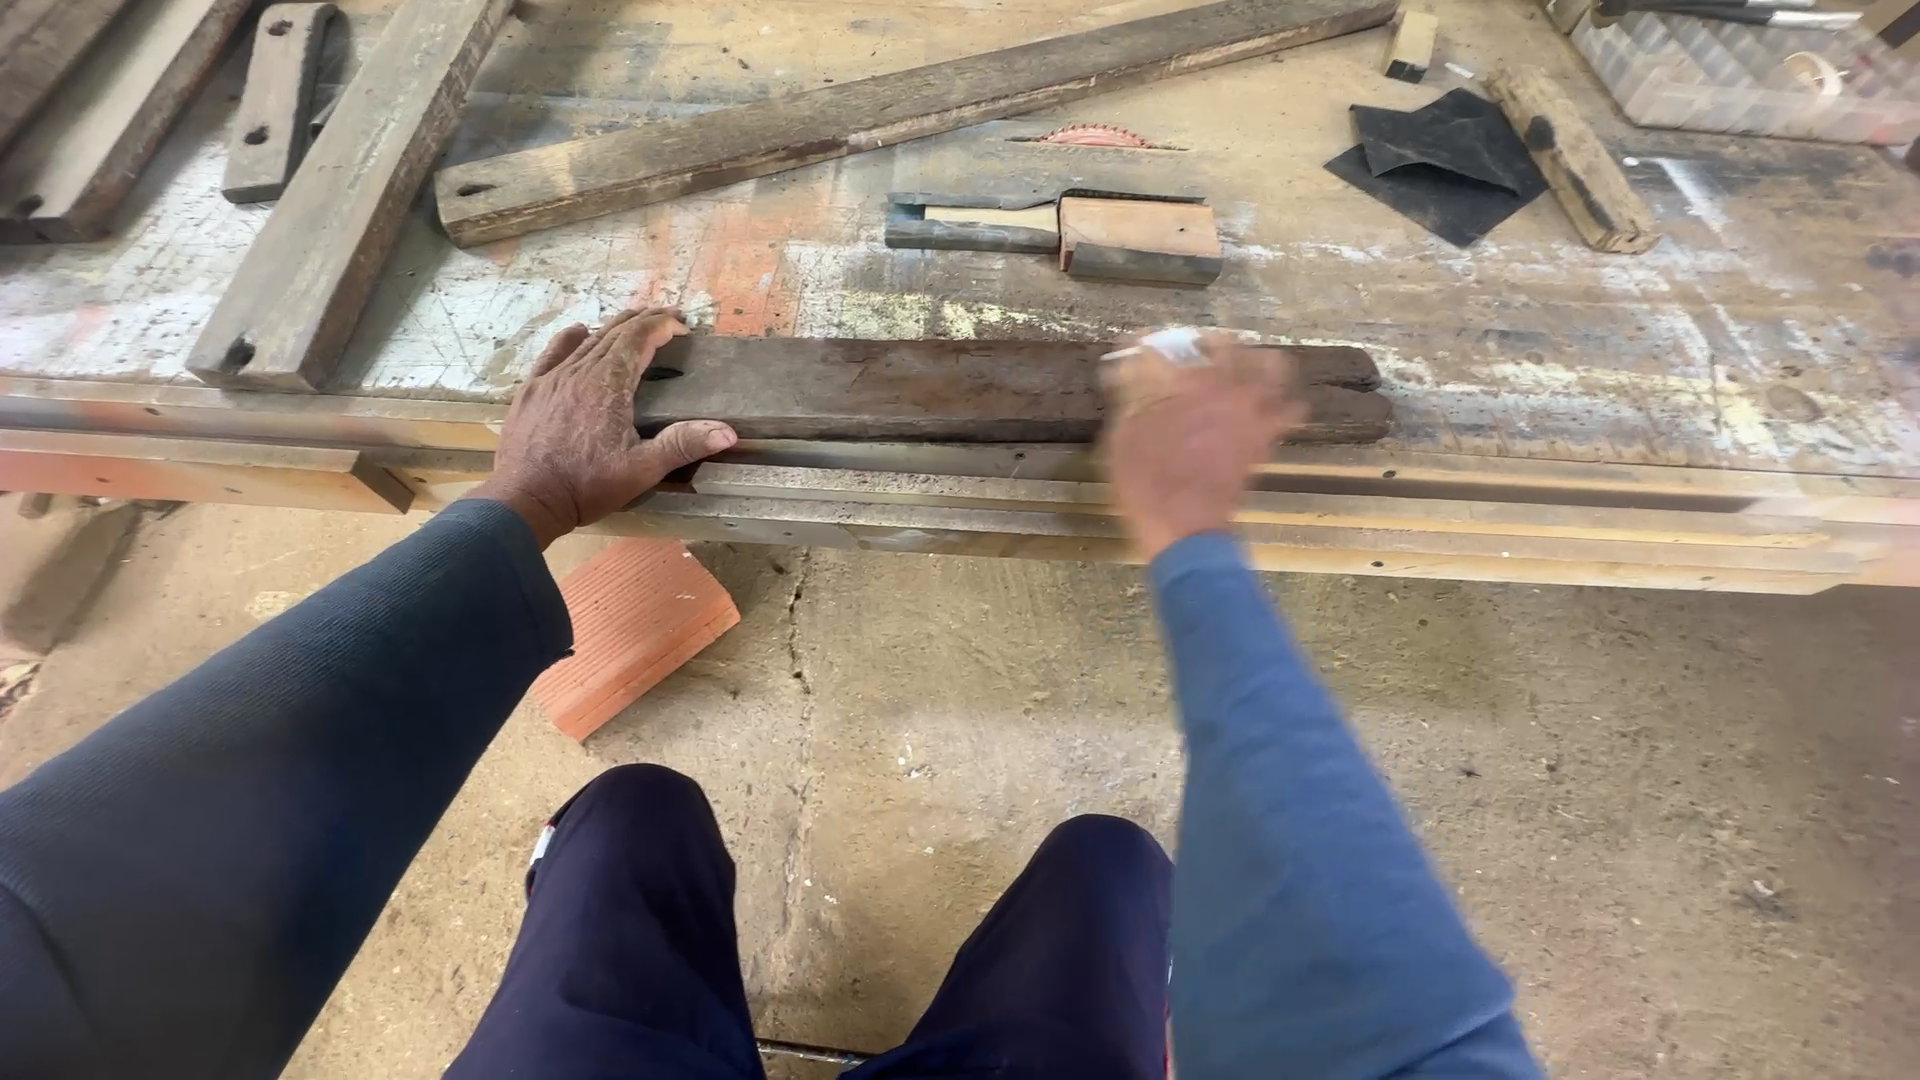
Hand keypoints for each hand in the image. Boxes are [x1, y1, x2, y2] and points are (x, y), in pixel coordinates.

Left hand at [465, 308, 736, 547]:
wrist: (526, 499)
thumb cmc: (587, 485)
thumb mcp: (643, 469)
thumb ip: (683, 444)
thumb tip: (728, 432)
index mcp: (609, 386)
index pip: (639, 340)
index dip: (662, 327)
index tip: (683, 326)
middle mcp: (579, 373)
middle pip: (615, 334)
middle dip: (643, 321)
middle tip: (666, 318)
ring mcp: (551, 379)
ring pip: (587, 341)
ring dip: (614, 327)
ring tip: (633, 322)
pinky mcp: (531, 391)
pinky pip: (553, 353)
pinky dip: (571, 339)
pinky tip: (579, 331)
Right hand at [1101, 331, 1309, 561]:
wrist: (1185, 526)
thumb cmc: (1145, 484)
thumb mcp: (1121, 439)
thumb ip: (1127, 398)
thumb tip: (1120, 371)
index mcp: (1181, 384)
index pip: (1157, 351)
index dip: (1140, 346)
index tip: (1131, 344)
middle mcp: (1222, 388)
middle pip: (1225, 344)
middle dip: (1206, 340)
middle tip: (1194, 346)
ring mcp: (1250, 411)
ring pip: (1271, 366)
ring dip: (1256, 359)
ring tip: (1243, 364)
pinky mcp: (1266, 437)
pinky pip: (1290, 409)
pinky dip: (1284, 402)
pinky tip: (1269, 403)